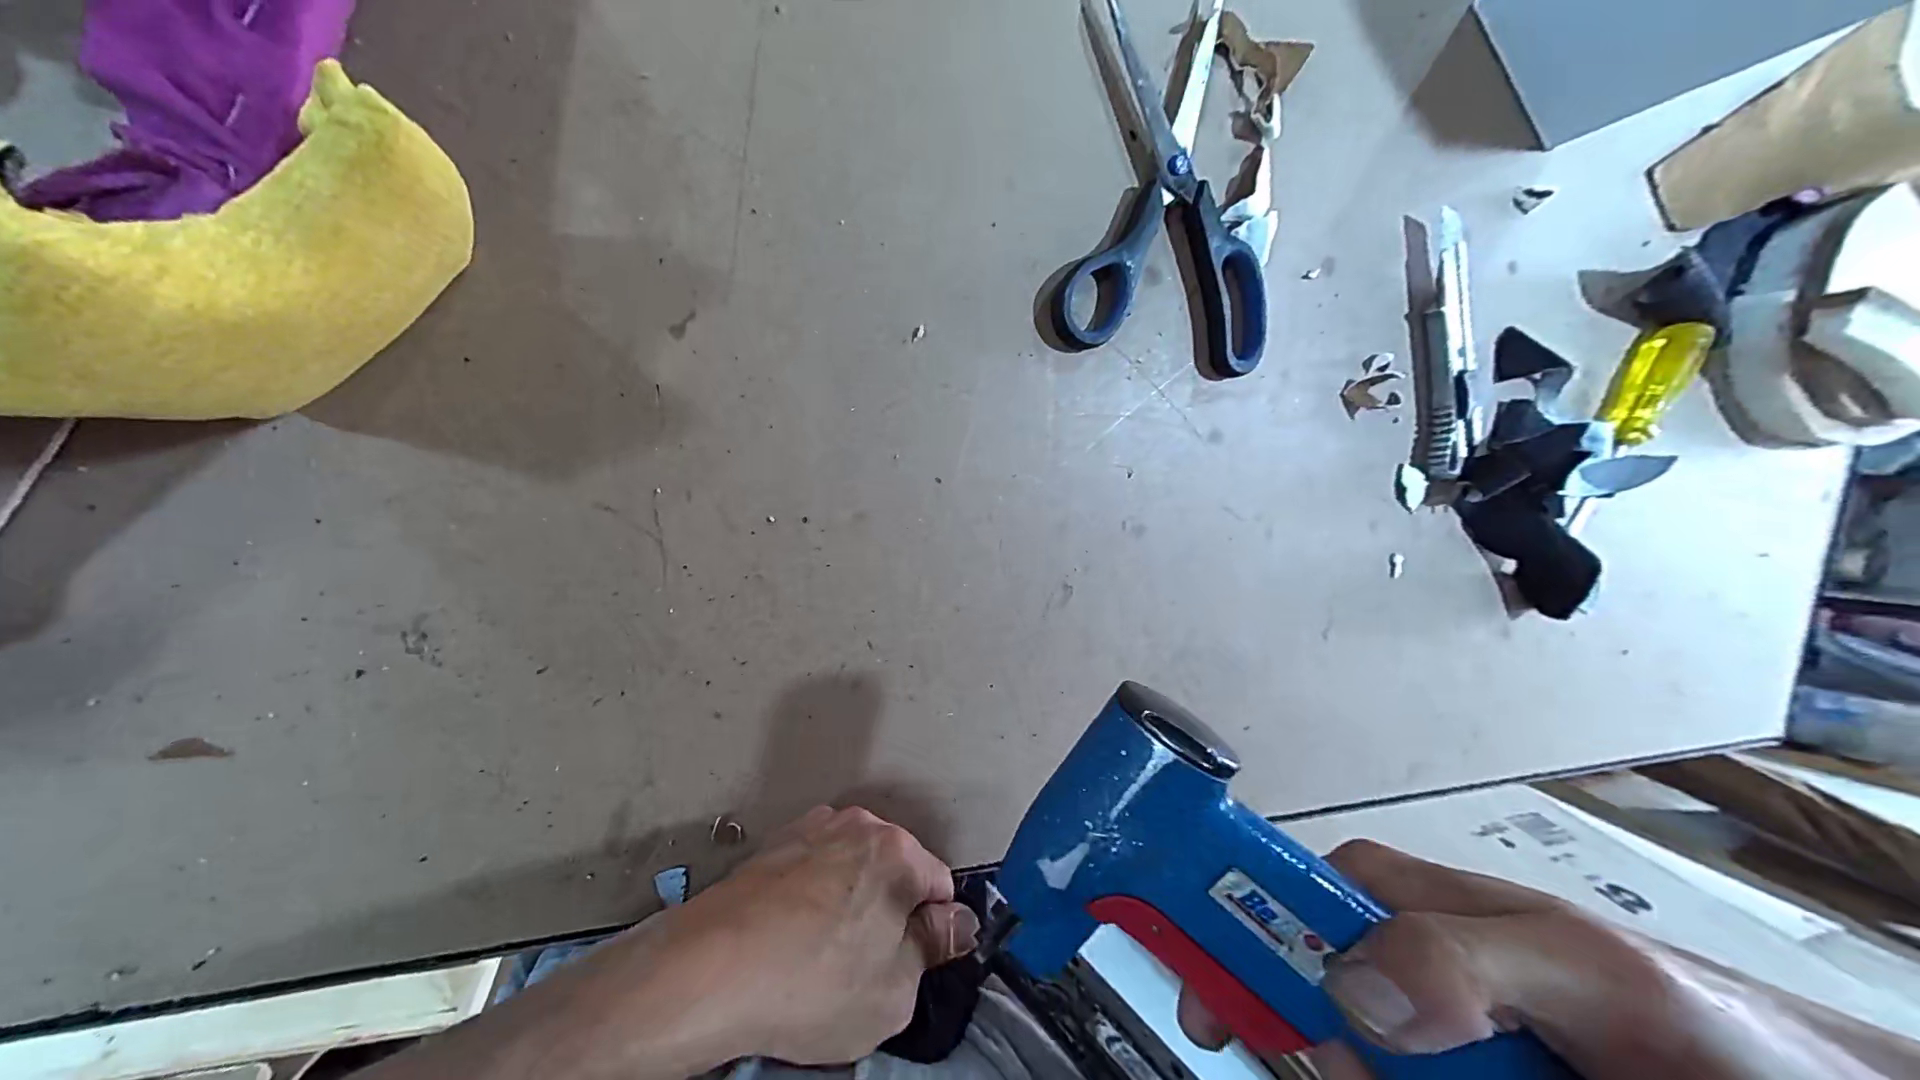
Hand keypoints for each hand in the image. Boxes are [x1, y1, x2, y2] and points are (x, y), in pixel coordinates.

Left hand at [646, 804, 978, 1064]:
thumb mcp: (894, 992)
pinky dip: (814, 891)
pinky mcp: (776, 841)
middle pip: (897, 869)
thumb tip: (955, 923)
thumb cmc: (809, 985)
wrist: (707, 969)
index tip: (914, 962)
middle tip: (865, 963)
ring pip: (855, 865)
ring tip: (821, 949)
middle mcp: (861, 825)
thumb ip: (935, 949)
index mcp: (899, 854)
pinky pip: (816, 865)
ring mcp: (815, 827)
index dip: (935, 930)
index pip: (942, 887)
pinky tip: (791, 931)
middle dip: (892, 910)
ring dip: (851, 897)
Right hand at [1179, 841, 1919, 1079]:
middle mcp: (1388, 959)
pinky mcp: (1440, 1078)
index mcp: (1388, 900)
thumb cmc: (1706, 1022)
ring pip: (1341, 1065)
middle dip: (1308, 1047)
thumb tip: (1351, 986)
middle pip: (1294, 997)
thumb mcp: (1582, 971)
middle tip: (1339, 1074)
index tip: (1202, 994)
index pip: (1274, 891)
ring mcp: (1419, 1034)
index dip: (1221, 924)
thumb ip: (1461, 955)